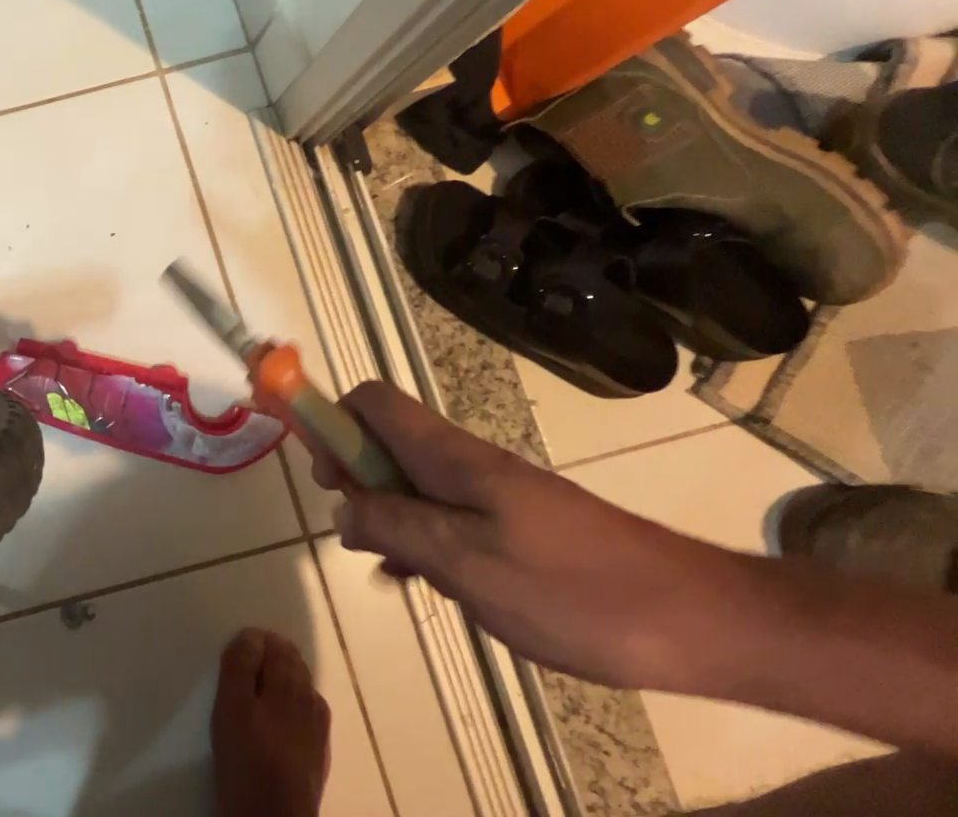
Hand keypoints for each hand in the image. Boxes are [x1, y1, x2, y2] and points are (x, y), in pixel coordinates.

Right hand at [321, 382, 764, 691]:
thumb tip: (343, 511)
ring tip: (393, 572)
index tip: (322, 475)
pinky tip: (429, 586)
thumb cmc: (576, 590)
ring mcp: (494, 497)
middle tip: (358, 536)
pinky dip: (423, 544)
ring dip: (387, 520)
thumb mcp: (467, 564)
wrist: (704, 624)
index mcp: (452, 458)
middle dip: (355, 482)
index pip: (373, 402)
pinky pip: (446, 520)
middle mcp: (467, 466)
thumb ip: (395, 528)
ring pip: (413, 487)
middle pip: (385, 443)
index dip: (332, 422)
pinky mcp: (516, 529)